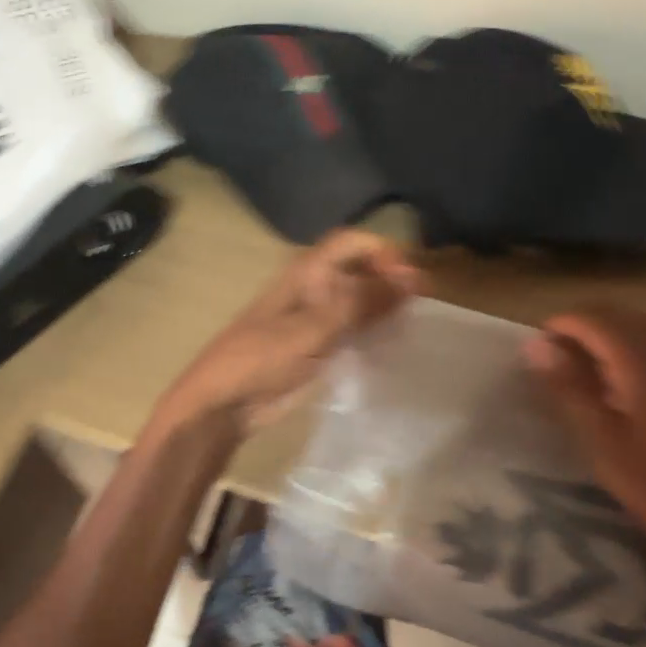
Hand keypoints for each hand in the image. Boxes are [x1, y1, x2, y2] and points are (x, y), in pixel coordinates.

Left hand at [156, 230, 420, 434]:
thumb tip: (409, 280)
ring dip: (384, 306)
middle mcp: (312, 288)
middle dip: (390, 280)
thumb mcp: (313, 329)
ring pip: (358, 299)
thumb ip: (360, 304)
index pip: (352, 243)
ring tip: (413, 325)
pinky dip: (373, 331)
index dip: (383, 252)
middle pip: (358, 269)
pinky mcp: (316, 347)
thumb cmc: (261, 358)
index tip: (410, 280)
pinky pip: (352, 329)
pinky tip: (393, 346)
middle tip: (421, 305)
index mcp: (305, 272)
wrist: (223, 403)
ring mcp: (314, 319)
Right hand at [522, 307, 645, 551]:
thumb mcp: (597, 435)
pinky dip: (622, 348)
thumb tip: (535, 344)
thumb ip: (567, 385)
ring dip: (601, 334)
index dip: (561, 326)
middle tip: (549, 355)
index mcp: (639, 364)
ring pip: (635, 328)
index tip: (533, 350)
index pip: (596, 321)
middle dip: (580, 325)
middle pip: (617, 317)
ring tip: (573, 361)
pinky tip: (607, 376)